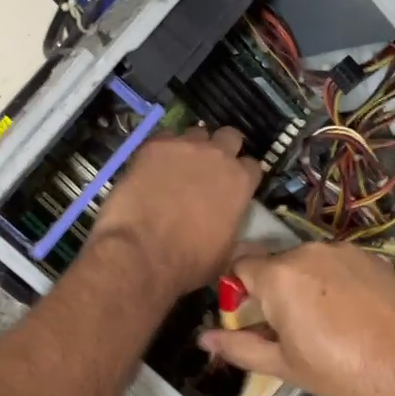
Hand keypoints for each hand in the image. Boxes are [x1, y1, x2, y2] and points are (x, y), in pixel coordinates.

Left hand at [88, 127, 260, 297]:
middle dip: (222, 149)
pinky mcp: (153, 146)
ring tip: (177, 166)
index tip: (232, 186)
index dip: (242, 175)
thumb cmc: (189, 262)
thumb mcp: (226, 256)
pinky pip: (164, 138)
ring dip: (191, 147)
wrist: (141, 254)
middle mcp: (218, 156)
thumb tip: (254, 245)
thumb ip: (241, 239)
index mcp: (240, 181)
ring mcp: (185, 146)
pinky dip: (162, 150)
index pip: (252, 165)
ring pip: (195, 133)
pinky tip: (152, 167)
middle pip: (228, 137)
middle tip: (207, 168)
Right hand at [196, 243, 394, 395]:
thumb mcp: (286, 367)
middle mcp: (307, 252)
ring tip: (325, 328)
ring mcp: (344, 251)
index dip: (237, 294)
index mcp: (279, 276)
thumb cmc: (347, 375)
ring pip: (306, 264)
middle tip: (288, 333)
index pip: (237, 266)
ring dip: (303, 288)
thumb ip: (240, 347)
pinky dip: (333, 285)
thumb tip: (203, 338)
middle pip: (273, 265)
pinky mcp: (373, 258)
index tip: (249, 322)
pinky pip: (336, 265)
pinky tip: (353, 318)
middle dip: (271, 292)